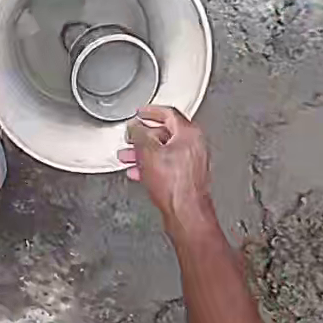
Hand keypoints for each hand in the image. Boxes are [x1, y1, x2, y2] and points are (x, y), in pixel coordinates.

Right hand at [119, 105, 212, 225]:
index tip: (140, 112)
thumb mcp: (147, 152)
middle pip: (165, 133)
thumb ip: (139, 135)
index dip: (150, 111)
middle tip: (131, 137)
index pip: (168, 113)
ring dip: (144, 152)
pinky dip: (152, 165)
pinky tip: (140, 172)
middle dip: (143, 136)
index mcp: (189, 134)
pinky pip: (167, 164)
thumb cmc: (174, 185)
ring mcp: (192, 161)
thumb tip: (134, 127)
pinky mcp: (187, 176)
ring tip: (129, 157)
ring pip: (164, 150)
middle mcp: (194, 145)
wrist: (185, 211)